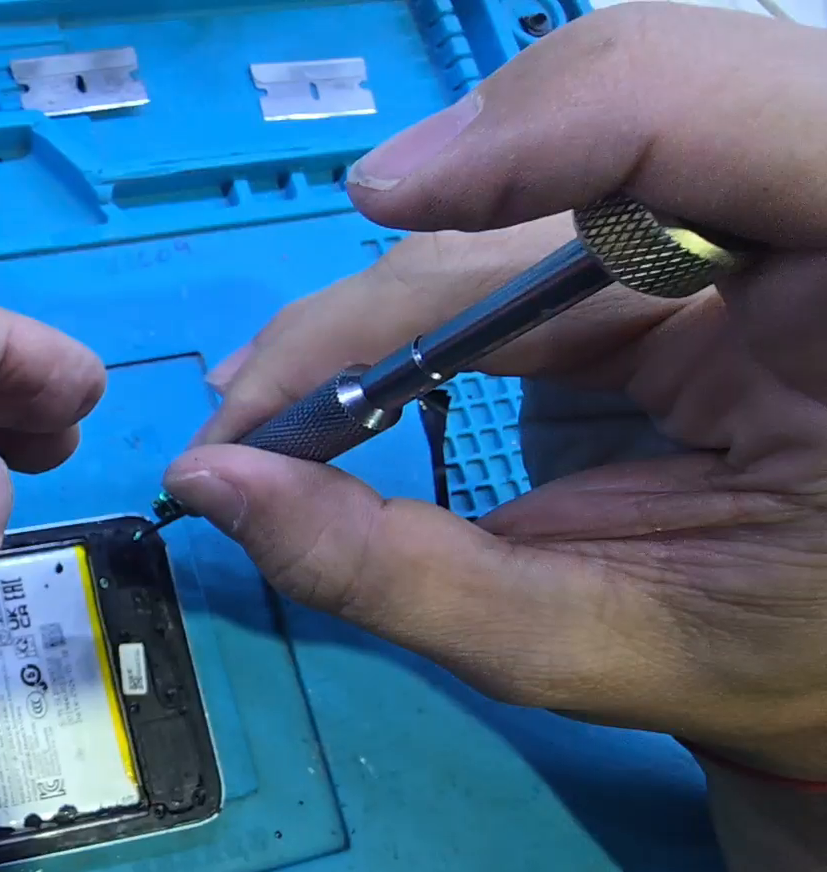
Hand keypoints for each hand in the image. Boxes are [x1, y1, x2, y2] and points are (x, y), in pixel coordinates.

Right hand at [165, 5, 826, 780]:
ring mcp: (737, 225)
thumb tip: (206, 478)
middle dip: (357, 321)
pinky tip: (325, 389)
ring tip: (265, 431)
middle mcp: (816, 220)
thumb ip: (384, 569)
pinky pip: (489, 254)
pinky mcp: (658, 249)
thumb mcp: (562, 643)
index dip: (553, 126)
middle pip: (538, 209)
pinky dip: (383, 324)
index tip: (377, 198)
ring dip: (350, 329)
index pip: (731, 118)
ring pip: (490, 230)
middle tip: (241, 435)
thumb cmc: (751, 654)